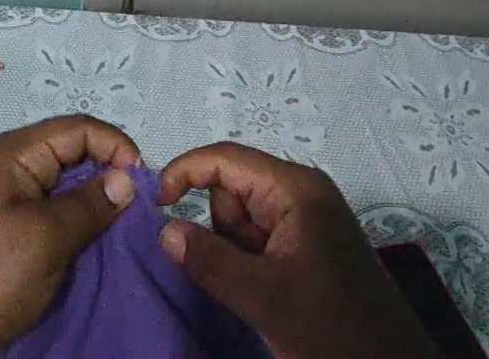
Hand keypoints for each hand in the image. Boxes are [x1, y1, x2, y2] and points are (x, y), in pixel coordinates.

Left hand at [0, 115, 141, 358]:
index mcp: (15, 152)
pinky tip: (100, 233)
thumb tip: (128, 178)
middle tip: (140, 203)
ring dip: (98, 195)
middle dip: (109, 169)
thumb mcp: (47, 238)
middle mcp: (13, 163)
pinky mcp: (15, 221)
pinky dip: (82, 214)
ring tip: (125, 220)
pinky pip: (58, 204)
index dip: (114, 145)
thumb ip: (89, 204)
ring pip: (68, 179)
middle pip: (73, 149)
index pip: (77, 128)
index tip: (143, 181)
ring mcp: (12, 193)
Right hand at [158, 142, 438, 358]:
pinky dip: (250, 260)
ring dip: (235, 250)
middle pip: (231, 187)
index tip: (155, 206)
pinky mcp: (308, 241)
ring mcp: (307, 216)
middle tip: (242, 272)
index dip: (185, 172)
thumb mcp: (264, 297)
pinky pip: (259, 236)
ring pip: (241, 216)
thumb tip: (163, 229)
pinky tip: (267, 291)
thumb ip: (210, 260)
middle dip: (221, 227)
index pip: (225, 158)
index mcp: (295, 186)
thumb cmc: (332, 330)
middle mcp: (301, 190)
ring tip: (260, 289)